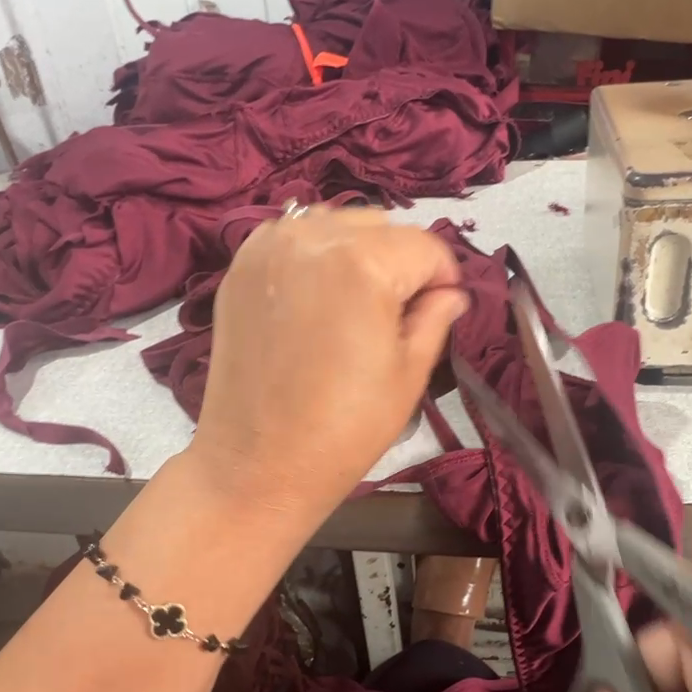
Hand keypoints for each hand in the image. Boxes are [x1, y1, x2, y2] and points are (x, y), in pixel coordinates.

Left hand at [188, 206, 465, 519]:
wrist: (257, 465)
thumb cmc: (344, 430)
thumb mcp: (409, 375)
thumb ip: (436, 318)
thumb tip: (451, 294)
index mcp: (362, 264)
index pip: (426, 248)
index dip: (442, 280)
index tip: (440, 311)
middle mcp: (312, 237)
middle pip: (381, 227)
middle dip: (399, 263)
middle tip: (395, 316)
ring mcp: (269, 247)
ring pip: (336, 226)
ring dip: (357, 254)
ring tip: (353, 308)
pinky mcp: (241, 266)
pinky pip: (295, 239)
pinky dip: (315, 258)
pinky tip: (316, 302)